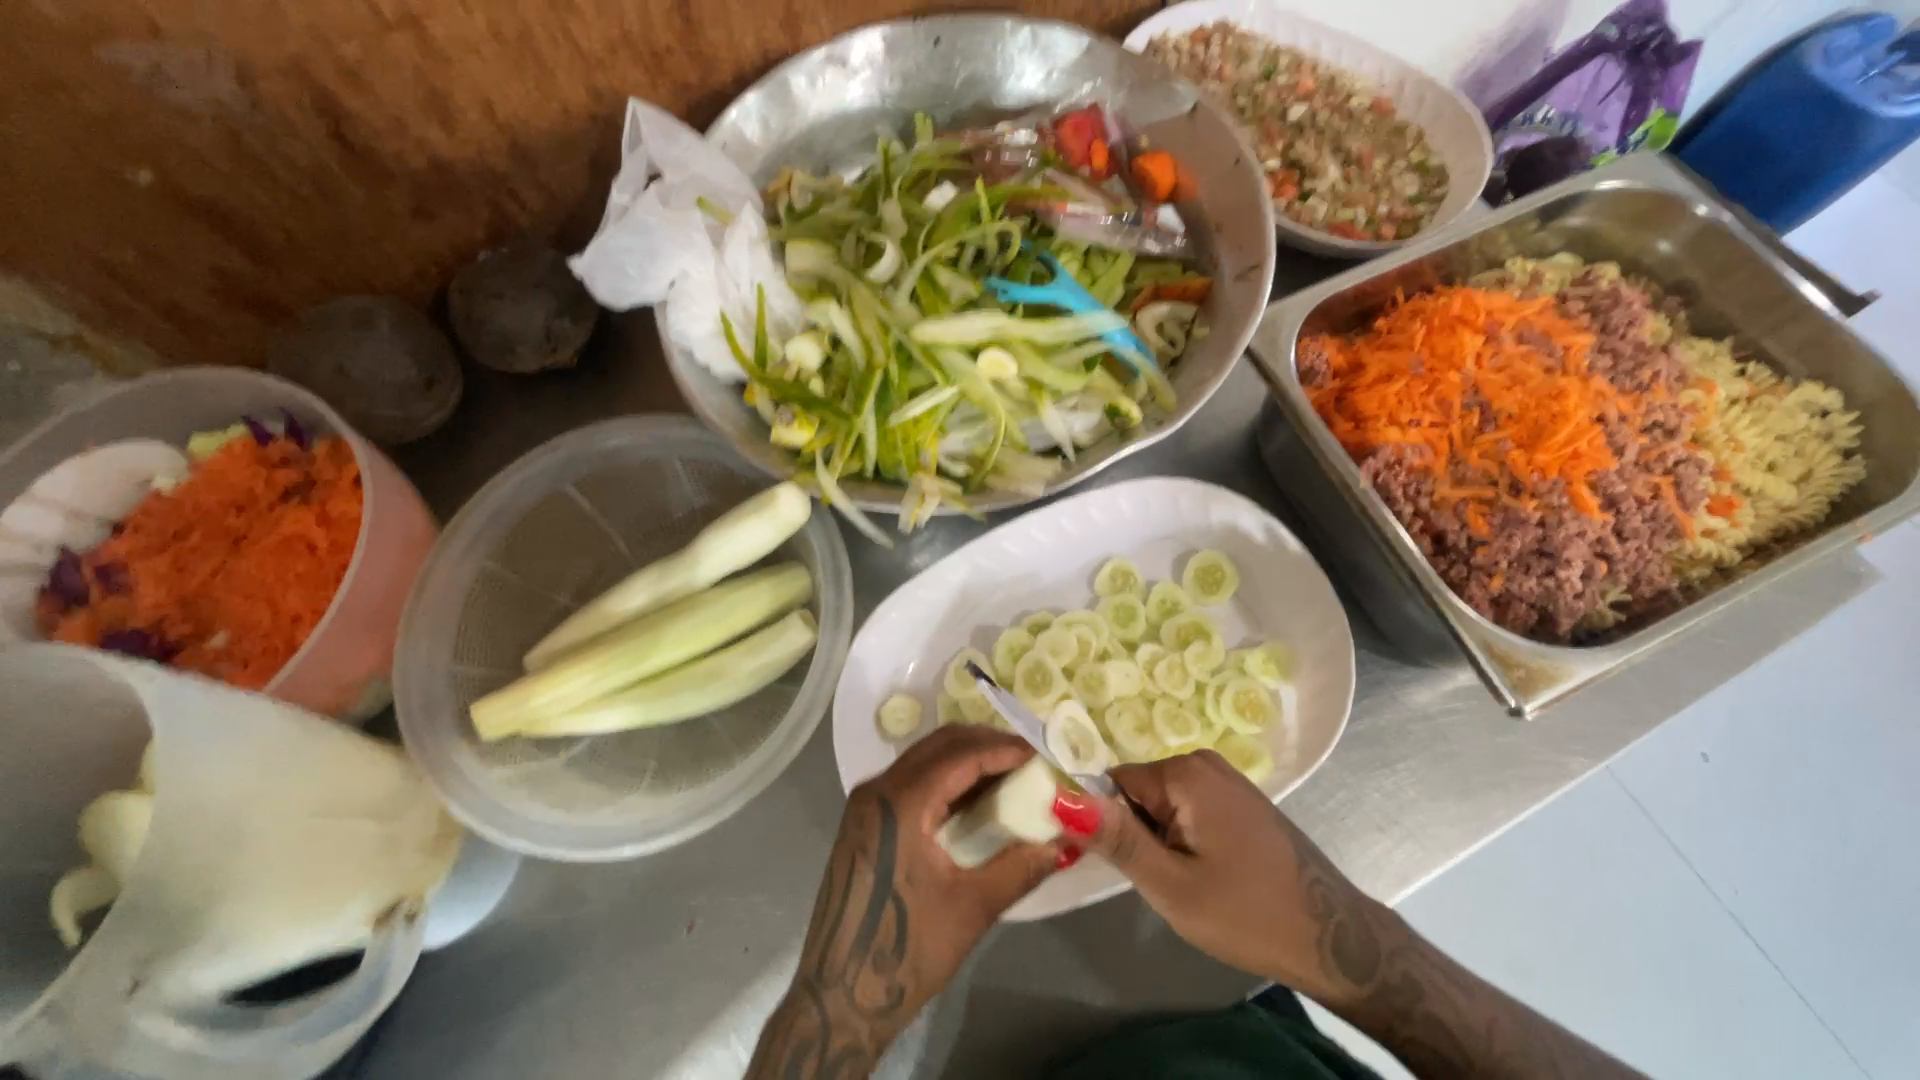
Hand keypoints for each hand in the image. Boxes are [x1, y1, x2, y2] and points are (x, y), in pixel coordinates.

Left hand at [749, 725, 1062, 1076]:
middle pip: (939, 746)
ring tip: (1009, 776)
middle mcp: (876, 791)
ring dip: (966, 759)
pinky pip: (910, 781)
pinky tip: (974, 800)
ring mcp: (864, 805)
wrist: (839, 997)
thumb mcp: (973, 908)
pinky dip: (945, 779)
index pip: (960, 755)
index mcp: (900, 804)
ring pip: (923, 759)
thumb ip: (1021, 866)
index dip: (1004, 749)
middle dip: (986, 745)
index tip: (1042, 755)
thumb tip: (1065, 841)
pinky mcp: (863, 822)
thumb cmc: (906, 952)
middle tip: (1029, 761)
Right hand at [1070, 748, 1385, 1005]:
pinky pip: (1189, 807)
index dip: (1107, 825)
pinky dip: (1186, 836)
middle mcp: (1204, 761)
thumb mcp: (1171, 885)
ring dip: (1162, 838)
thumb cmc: (1247, 914)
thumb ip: (1116, 838)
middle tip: (1162, 881)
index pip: (1113, 784)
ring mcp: (1227, 779)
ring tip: (1187, 881)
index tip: (1121, 866)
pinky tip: (1208, 872)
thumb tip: (1060, 795)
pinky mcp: (1241, 799)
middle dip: (1138, 833)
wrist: (1335, 940)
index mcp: (1184, 773)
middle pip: (1138, 791)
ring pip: (1163, 802)